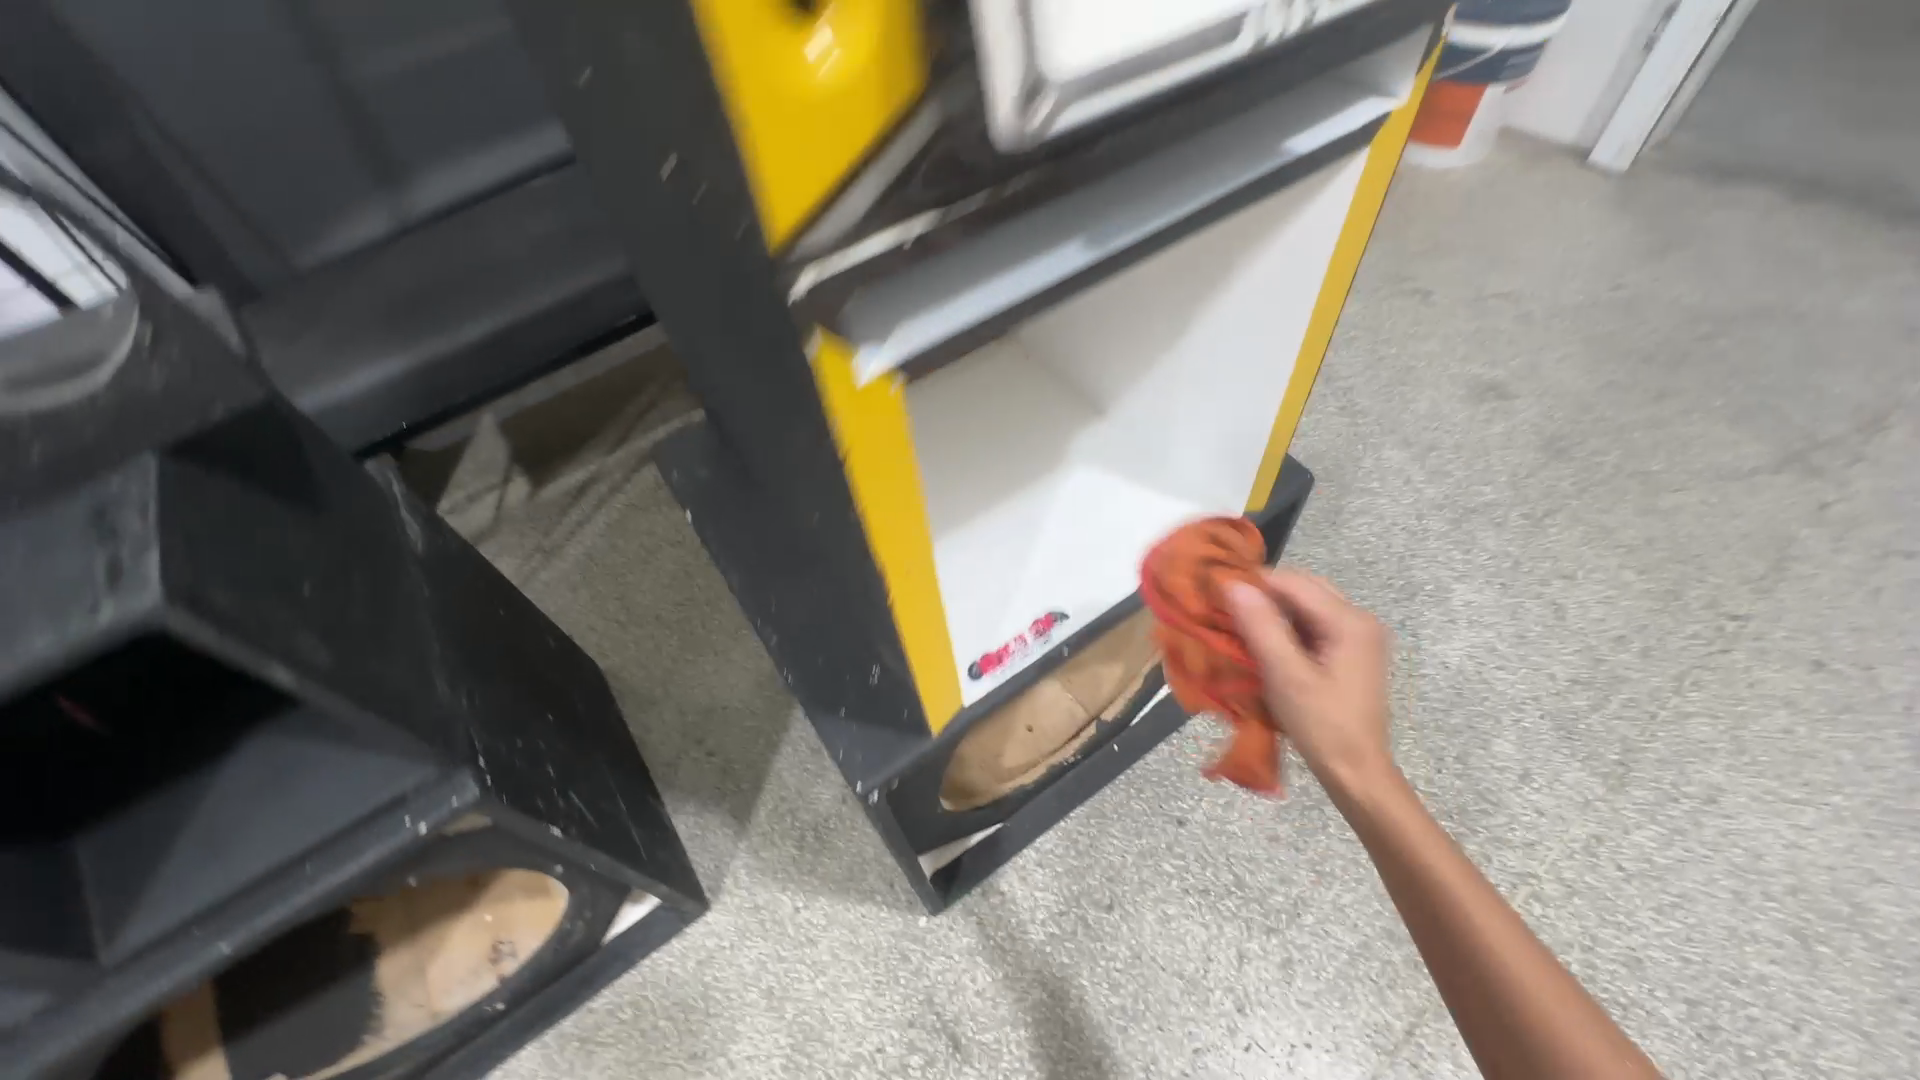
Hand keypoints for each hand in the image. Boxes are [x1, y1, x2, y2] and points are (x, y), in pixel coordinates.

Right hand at [1224, 569, 1395, 796]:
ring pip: (1306, 606)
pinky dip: (1286, 629)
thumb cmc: (1321, 725)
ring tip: (1240, 627)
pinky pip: (1313, 625)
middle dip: (1264, 595)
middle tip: (1226, 611)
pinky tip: (1264, 644)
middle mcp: (1359, 619)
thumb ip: (1261, 626)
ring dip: (1273, 612)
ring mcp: (1358, 636)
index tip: (1217, 594)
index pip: (1293, 582)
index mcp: (1350, 621)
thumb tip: (1233, 585)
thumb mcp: (1286, 675)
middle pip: (1303, 588)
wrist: (1356, 771)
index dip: (1253, 583)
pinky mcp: (1350, 652)